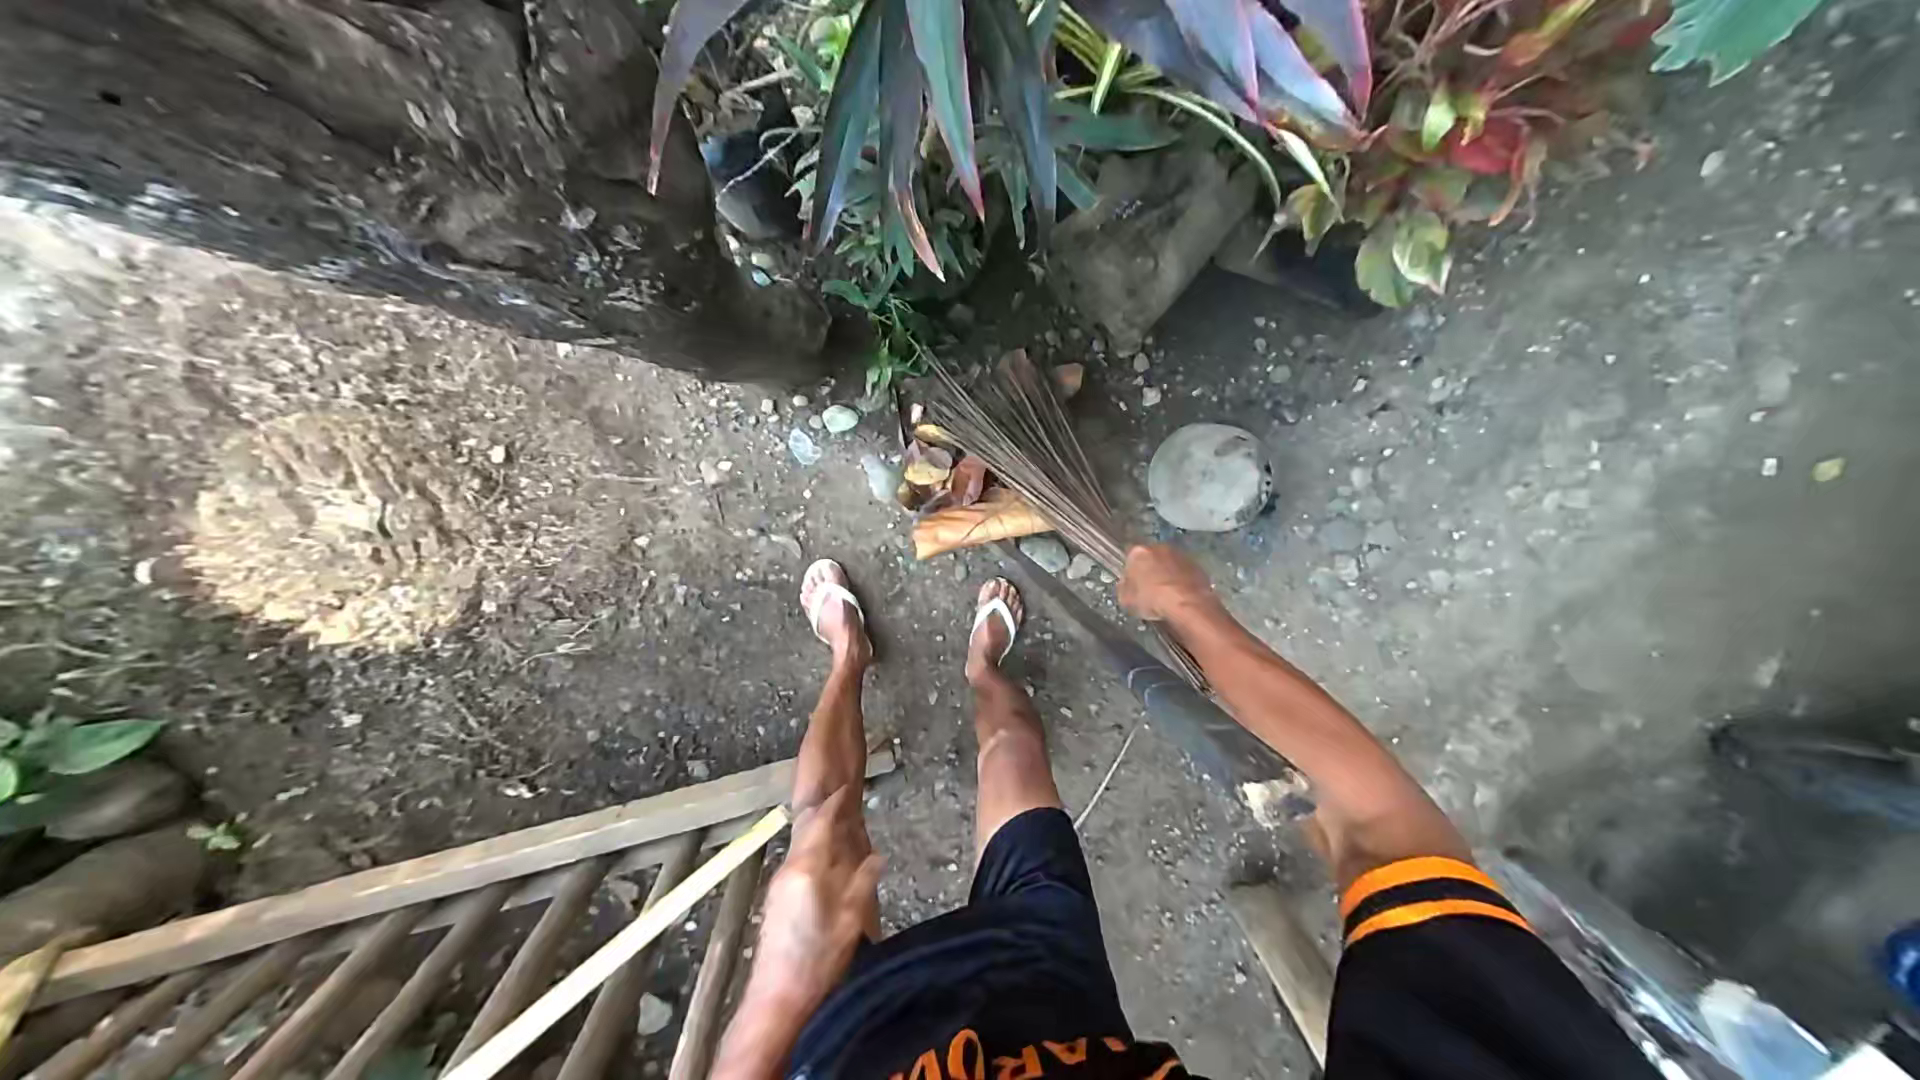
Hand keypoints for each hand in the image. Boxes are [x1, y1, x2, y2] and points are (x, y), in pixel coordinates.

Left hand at [748, 784, 883, 1014]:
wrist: (774, 1002)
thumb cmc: (816, 961)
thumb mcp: (850, 921)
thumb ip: (863, 883)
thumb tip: (876, 859)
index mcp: (807, 868)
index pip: (820, 823)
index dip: (833, 803)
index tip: (845, 787)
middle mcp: (788, 870)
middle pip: (807, 831)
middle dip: (824, 814)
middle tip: (841, 801)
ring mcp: (778, 887)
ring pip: (801, 848)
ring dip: (818, 834)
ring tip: (836, 827)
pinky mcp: (775, 903)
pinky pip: (797, 864)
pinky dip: (812, 853)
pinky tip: (822, 865)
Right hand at [1118, 544, 1220, 621]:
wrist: (1186, 604)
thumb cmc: (1152, 599)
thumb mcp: (1126, 600)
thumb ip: (1124, 588)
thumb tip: (1126, 586)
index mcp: (1138, 552)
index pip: (1130, 559)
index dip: (1131, 574)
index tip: (1133, 586)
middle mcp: (1159, 548)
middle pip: (1152, 558)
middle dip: (1151, 571)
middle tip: (1150, 589)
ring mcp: (1180, 555)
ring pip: (1170, 564)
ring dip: (1168, 574)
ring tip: (1167, 594)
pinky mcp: (1197, 565)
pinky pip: (1184, 572)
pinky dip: (1182, 581)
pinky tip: (1181, 596)